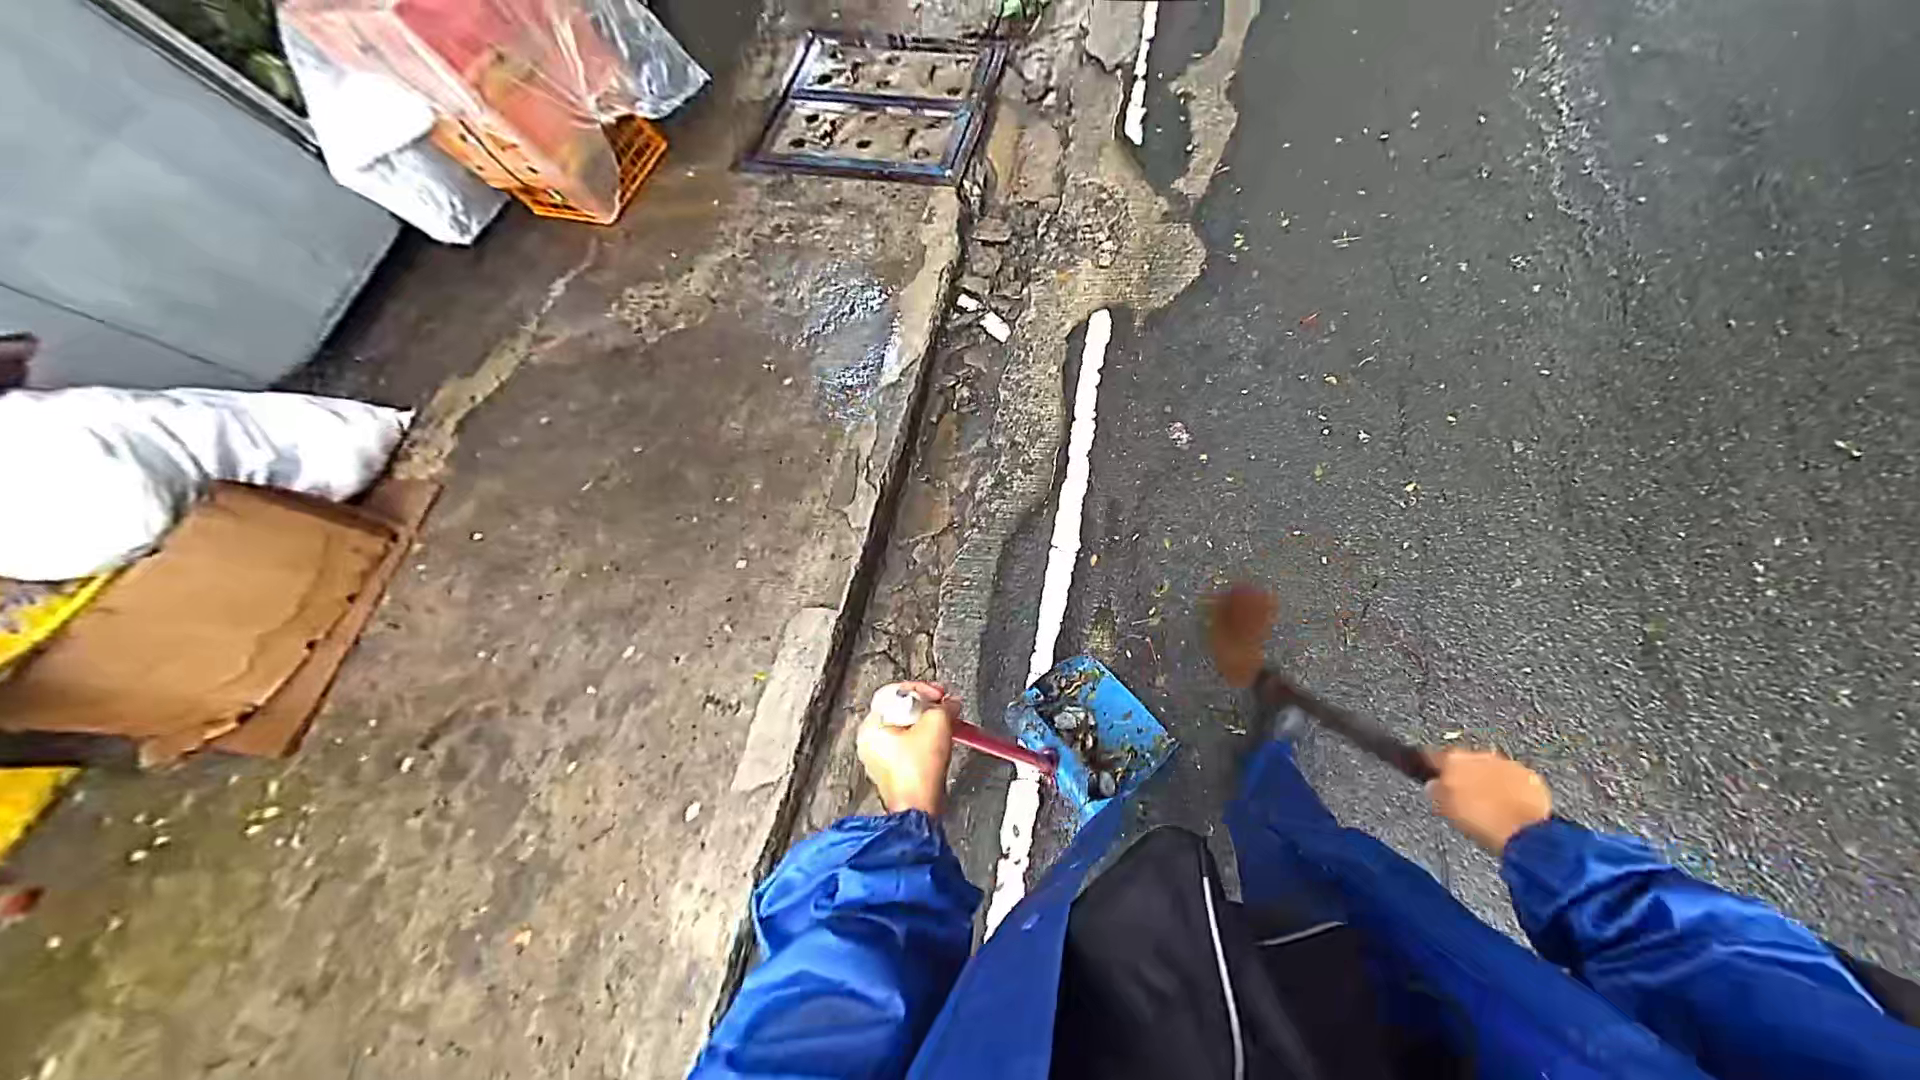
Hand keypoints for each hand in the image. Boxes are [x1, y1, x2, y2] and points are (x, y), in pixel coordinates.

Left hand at [856, 682, 956, 816]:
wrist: (919, 810)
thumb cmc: (919, 772)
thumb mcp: (937, 723)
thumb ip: (945, 706)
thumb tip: (951, 704)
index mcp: (871, 726)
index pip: (894, 693)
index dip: (920, 690)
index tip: (938, 695)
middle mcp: (870, 740)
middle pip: (900, 709)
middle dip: (926, 706)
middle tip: (944, 707)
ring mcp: (880, 757)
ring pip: (906, 727)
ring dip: (928, 723)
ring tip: (946, 724)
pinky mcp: (893, 770)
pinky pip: (908, 745)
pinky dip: (924, 740)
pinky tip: (940, 742)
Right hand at [1426, 748, 1552, 854]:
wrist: (1524, 834)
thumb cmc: (1482, 821)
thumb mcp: (1444, 809)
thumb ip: (1435, 791)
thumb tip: (1434, 786)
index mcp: (1452, 760)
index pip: (1435, 757)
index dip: (1435, 770)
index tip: (1435, 778)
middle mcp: (1478, 756)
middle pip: (1466, 762)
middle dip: (1465, 776)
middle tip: (1466, 797)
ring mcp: (1506, 765)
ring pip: (1492, 769)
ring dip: (1489, 782)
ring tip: (1490, 805)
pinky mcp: (1530, 777)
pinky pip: (1516, 779)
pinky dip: (1512, 789)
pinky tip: (1510, 806)